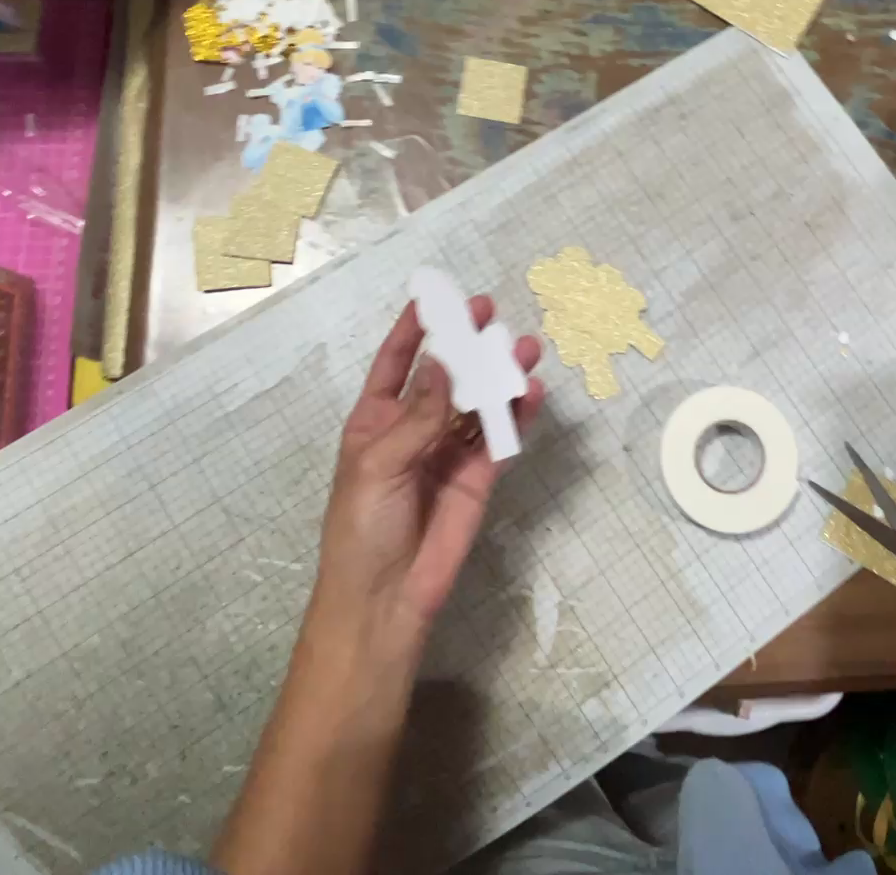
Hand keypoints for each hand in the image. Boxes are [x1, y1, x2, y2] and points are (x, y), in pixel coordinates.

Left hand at [309, 297, 545, 657]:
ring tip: (526, 346)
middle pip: (445, 376)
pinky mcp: (479, 476)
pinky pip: (499, 437)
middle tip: (491, 313)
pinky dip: (516, 415)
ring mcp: (449, 452)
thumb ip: (418, 415)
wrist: (386, 597)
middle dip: (466, 344)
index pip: (396, 363)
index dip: (414, 329)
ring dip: (499, 375)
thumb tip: (442, 363)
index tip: (436, 297)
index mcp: (376, 420)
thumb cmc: (364, 526)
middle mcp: (414, 428)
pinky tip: (531, 391)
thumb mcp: (380, 464)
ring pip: (478, 403)